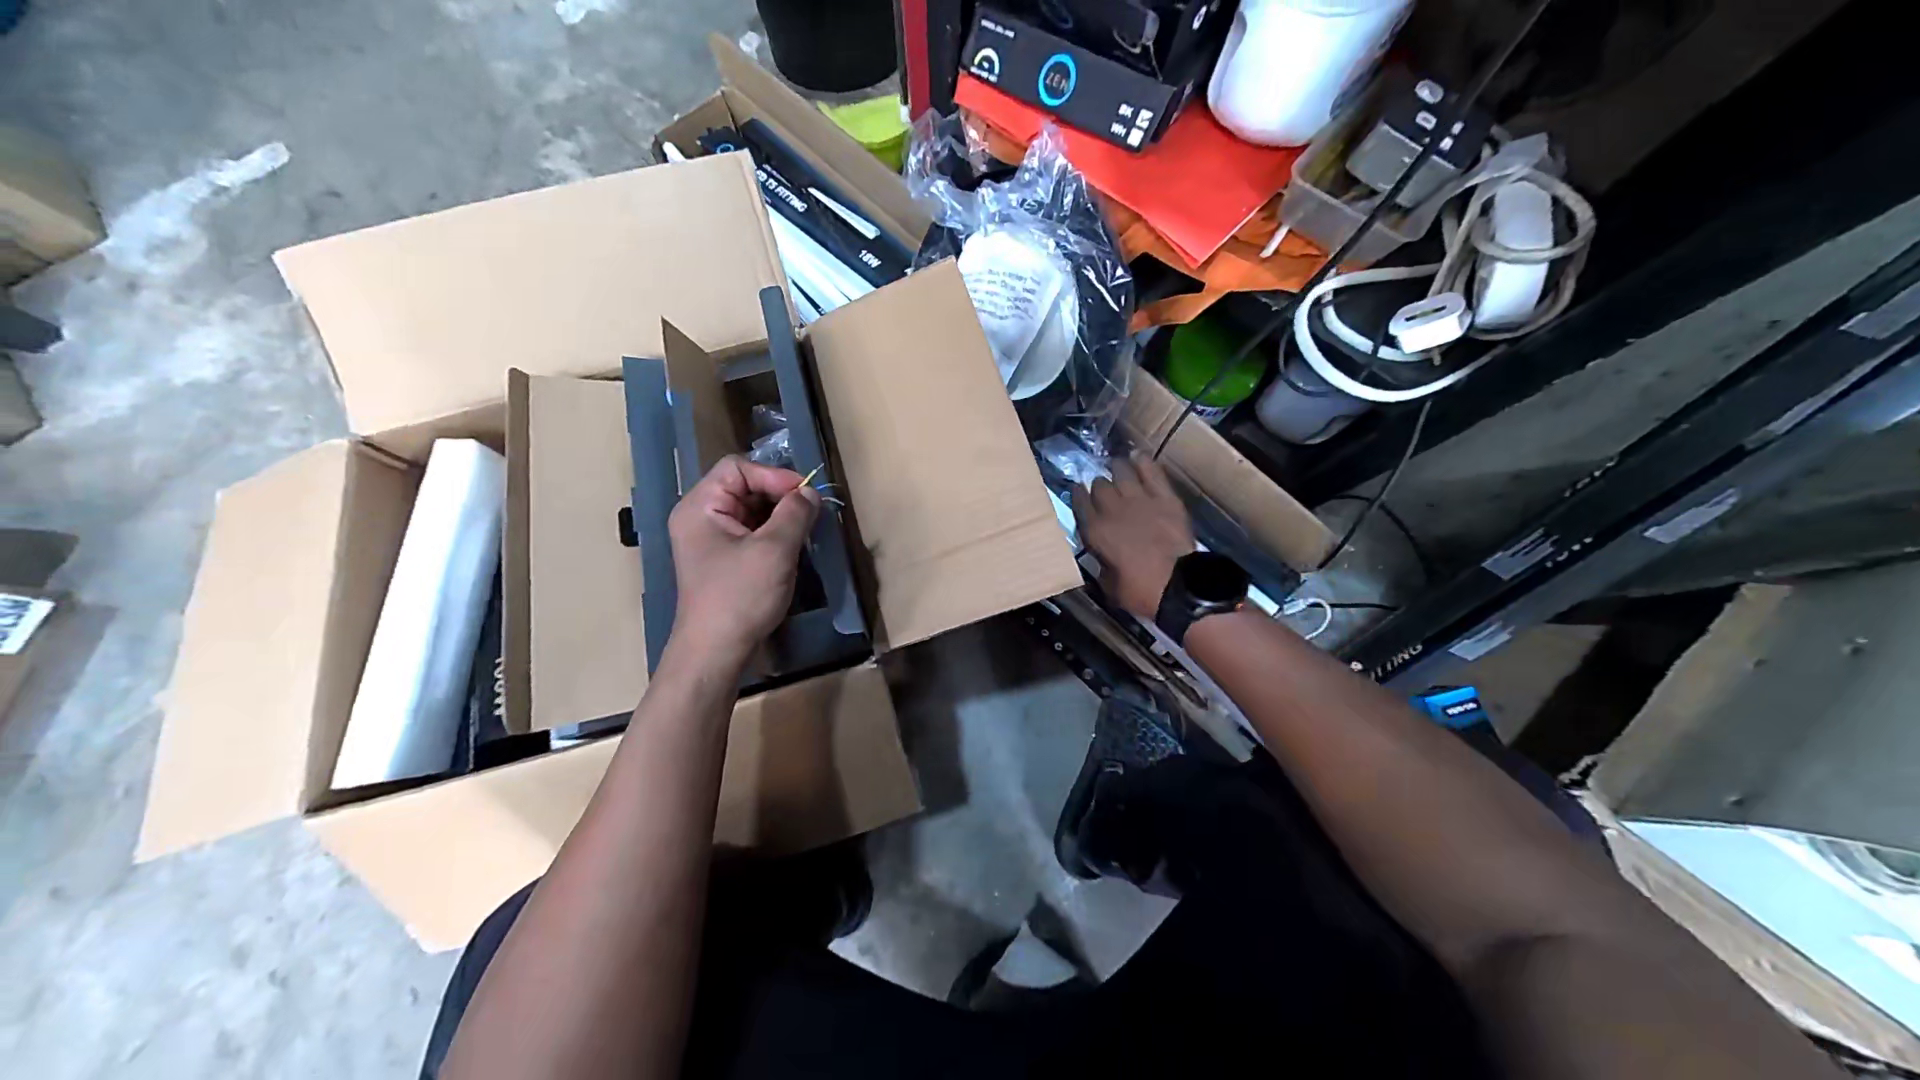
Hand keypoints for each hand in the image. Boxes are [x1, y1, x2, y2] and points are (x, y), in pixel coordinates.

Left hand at [666, 455, 820, 667]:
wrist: (716, 652)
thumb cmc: (740, 596)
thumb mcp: (774, 550)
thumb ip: (795, 513)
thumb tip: (810, 493)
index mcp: (700, 506)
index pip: (738, 468)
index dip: (774, 475)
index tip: (805, 495)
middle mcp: (700, 517)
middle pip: (744, 487)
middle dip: (779, 496)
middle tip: (810, 512)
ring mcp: (711, 541)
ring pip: (751, 511)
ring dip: (780, 516)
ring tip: (805, 529)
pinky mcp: (724, 561)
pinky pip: (751, 533)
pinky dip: (774, 534)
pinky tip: (793, 547)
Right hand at [1073, 454, 1194, 619]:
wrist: (1179, 586)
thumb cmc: (1141, 592)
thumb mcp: (1109, 584)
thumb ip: (1101, 563)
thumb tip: (1101, 555)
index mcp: (1095, 532)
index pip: (1079, 503)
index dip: (1077, 495)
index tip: (1078, 491)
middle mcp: (1112, 510)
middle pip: (1099, 485)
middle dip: (1099, 485)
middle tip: (1103, 488)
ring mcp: (1140, 500)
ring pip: (1121, 472)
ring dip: (1117, 469)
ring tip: (1117, 467)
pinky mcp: (1165, 498)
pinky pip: (1151, 471)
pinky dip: (1143, 461)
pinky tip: (1138, 455)